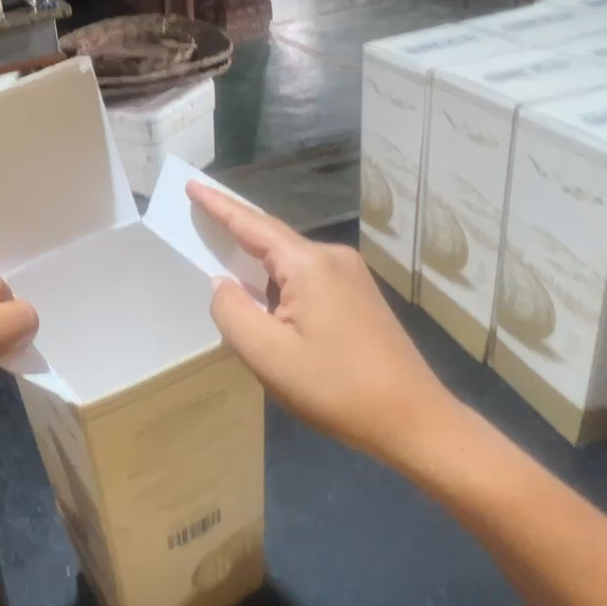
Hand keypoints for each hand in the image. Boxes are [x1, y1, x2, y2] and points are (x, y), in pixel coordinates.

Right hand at [189, 182, 461, 465]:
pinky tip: (266, 303)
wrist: (414, 421)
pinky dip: (277, 283)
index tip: (192, 184)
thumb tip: (222, 284)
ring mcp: (351, 277)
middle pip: (270, 239)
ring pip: (287, 262)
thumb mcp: (267, 355)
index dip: (218, 206)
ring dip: (256, 266)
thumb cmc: (336, 388)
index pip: (251, 225)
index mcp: (308, 265)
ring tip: (225, 271)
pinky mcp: (359, 297)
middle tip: (198, 220)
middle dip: (234, 231)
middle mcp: (332, 259)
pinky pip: (305, 278)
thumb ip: (231, 312)